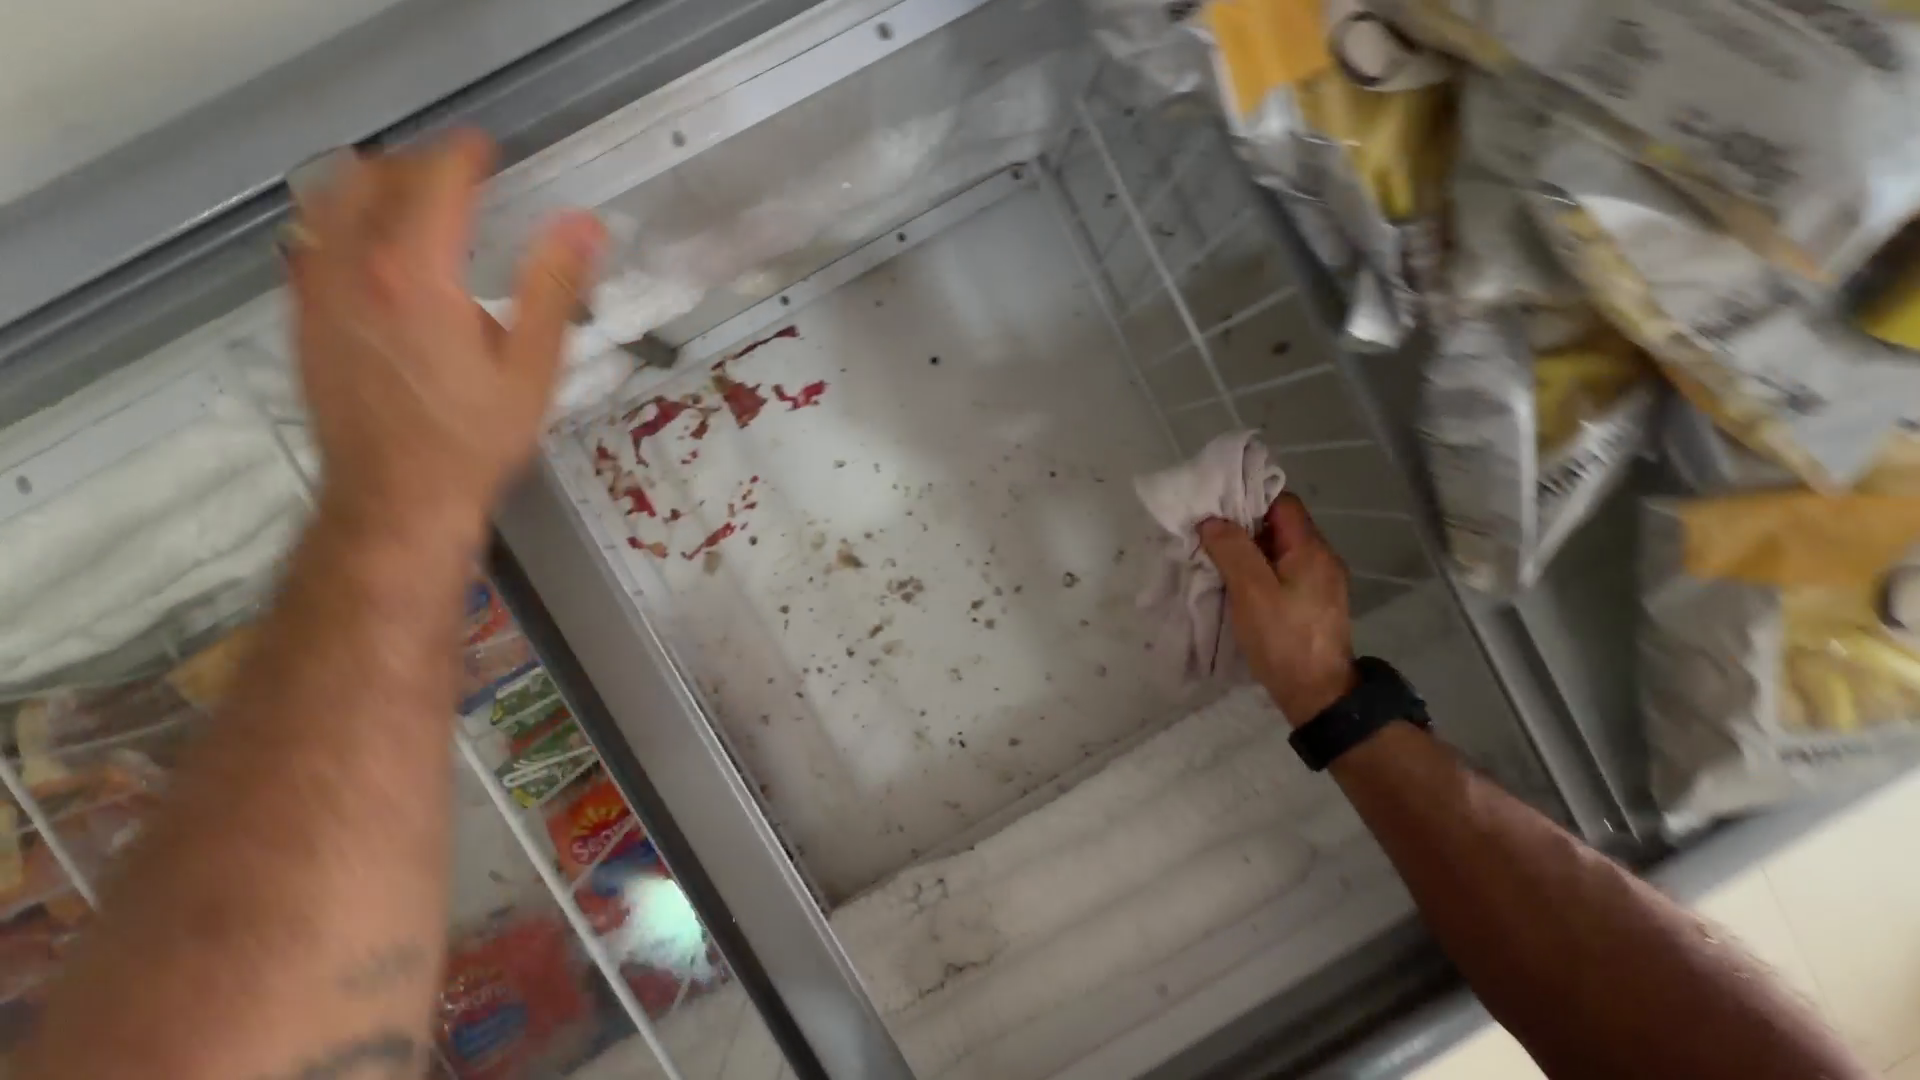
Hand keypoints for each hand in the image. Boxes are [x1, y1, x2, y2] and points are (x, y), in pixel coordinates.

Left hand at [285, 130, 606, 541]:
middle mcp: (353, 266)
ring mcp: (317, 289)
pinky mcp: (302, 315)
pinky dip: (345, 221)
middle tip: (464, 178)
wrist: (397, 500)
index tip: (490, 150)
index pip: (435, 179)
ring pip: (331, 199)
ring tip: (418, 204)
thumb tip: (585, 225)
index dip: (465, 154)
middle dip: (421, 164)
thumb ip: (553, 288)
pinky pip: (312, 239)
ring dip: (375, 185)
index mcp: (416, 273)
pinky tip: (378, 253)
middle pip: (375, 176)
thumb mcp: (533, 369)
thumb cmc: (476, 440)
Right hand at [1199, 494, 1355, 726]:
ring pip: (1279, 552)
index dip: (1248, 500)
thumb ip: (1232, 550)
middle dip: (1243, 527)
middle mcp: (1321, 559)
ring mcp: (1320, 584)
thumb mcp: (1251, 591)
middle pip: (1280, 526)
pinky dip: (1258, 573)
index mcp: (1312, 549)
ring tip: (1215, 561)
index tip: (1216, 510)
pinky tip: (1236, 587)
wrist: (1318, 695)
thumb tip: (1212, 521)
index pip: (1282, 502)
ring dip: (1248, 552)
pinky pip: (1282, 574)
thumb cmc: (1283, 639)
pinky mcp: (1312, 606)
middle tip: (1207, 535)